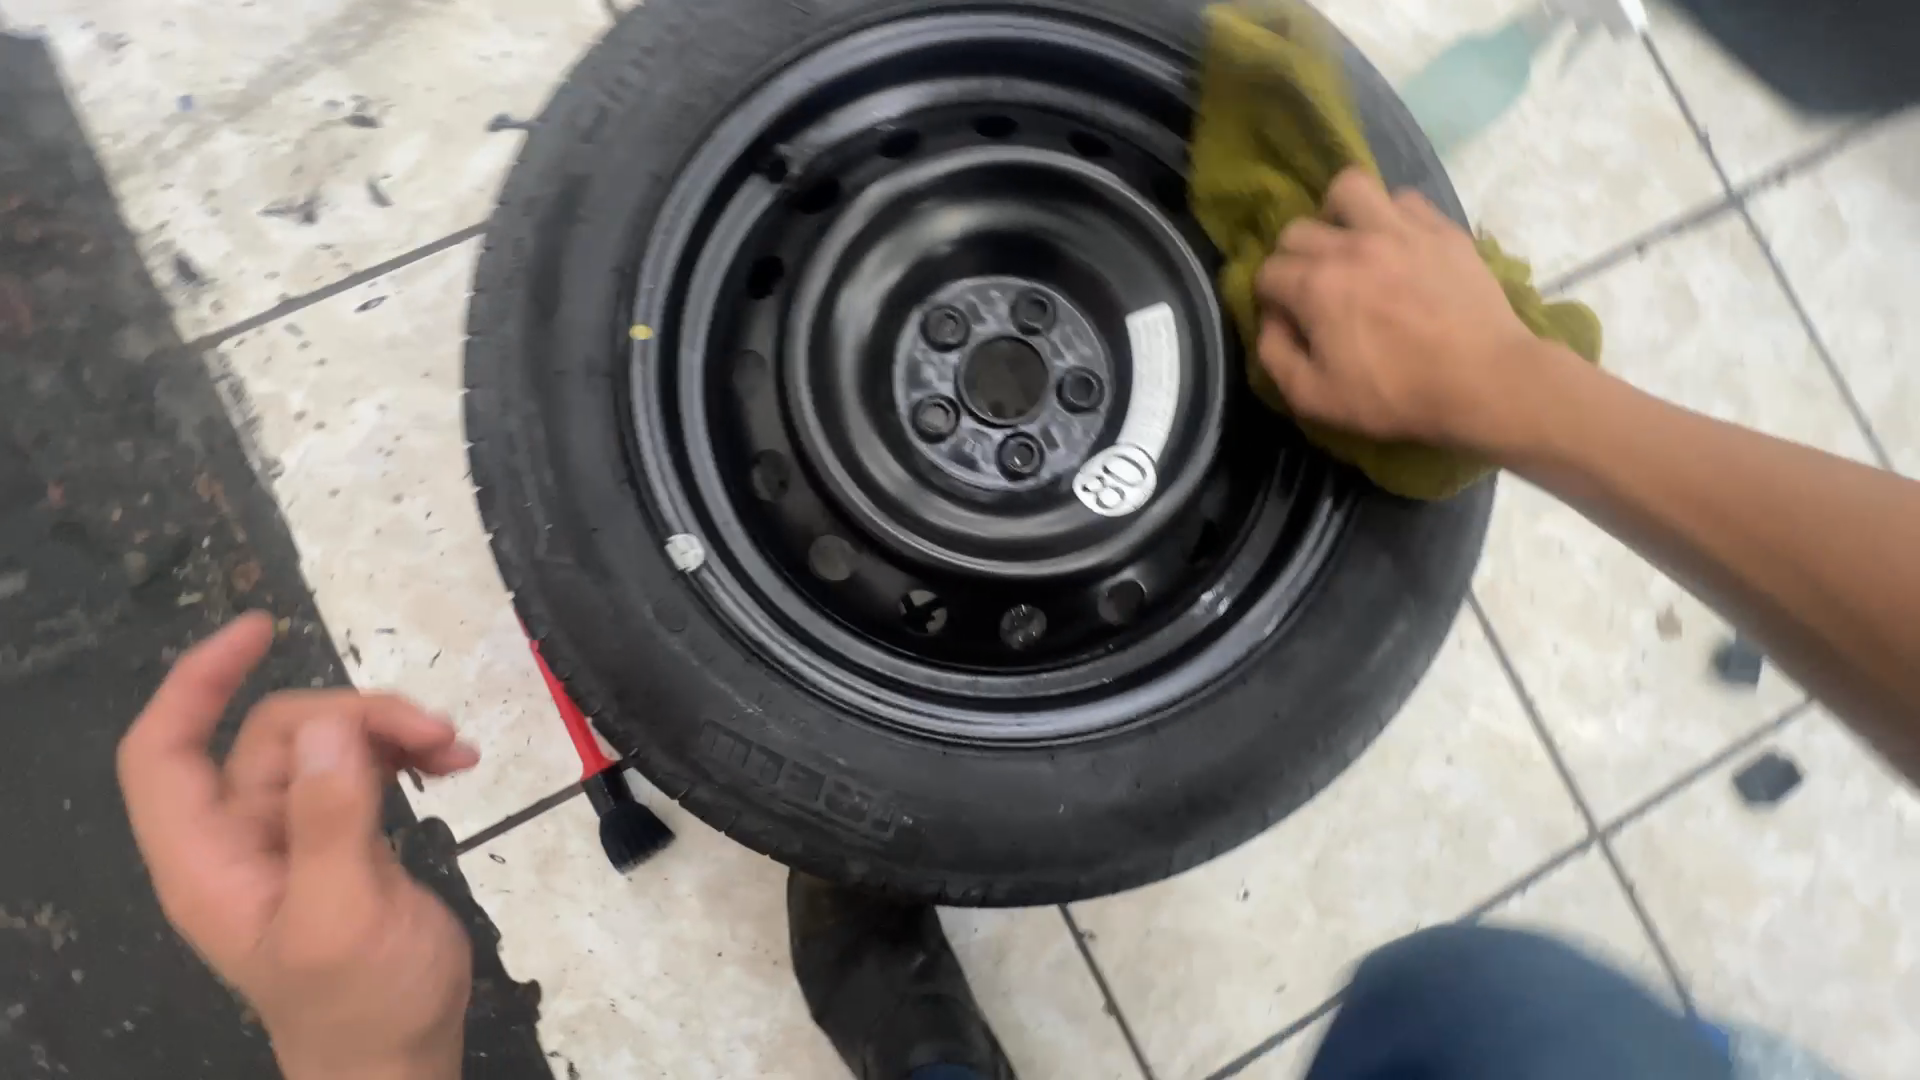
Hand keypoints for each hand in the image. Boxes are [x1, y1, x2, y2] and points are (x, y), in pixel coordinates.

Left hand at [117, 613, 480, 1079]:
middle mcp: (248, 836)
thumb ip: (332, 821)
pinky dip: (414, 754)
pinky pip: (374, 767)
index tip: (260, 630)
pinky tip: (459, 765)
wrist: (400, 1051)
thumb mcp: (342, 914)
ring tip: (456, 750)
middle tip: (436, 733)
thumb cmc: (360, 999)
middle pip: (281, 735)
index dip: (198, 684)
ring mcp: (304, 833)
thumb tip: (334, 726)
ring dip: (396, 731)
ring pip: (335, 744)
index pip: (167, 753)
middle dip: (359, 716)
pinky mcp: (354, 835)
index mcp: (212, 860)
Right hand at [1254, 168, 1576, 454]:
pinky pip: (1402, 199)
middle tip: (1310, 286)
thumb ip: (1274, 354)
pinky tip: (1393, 245)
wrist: (1482, 381)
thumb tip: (1270, 321)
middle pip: (1296, 229)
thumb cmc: (1391, 395)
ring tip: (1347, 243)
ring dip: (1336, 214)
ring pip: (1349, 188)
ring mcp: (1400, 231)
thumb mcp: (1311, 396)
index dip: (1267, 297)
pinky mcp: (1441, 229)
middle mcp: (1351, 246)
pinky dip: (1388, 217)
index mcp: (1315, 288)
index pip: (1266, 271)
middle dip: (1291, 258)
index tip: (1284, 318)